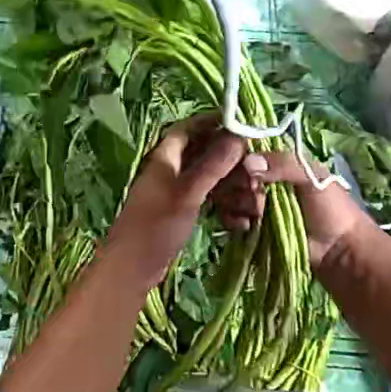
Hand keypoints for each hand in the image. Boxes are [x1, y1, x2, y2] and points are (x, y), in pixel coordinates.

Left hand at [104, 117, 246, 287]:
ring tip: (254, 206)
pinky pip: (211, 200)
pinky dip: (227, 208)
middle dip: (235, 165)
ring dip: (235, 190)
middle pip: (208, 154)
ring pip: (214, 180)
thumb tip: (239, 136)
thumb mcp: (188, 193)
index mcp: (166, 156)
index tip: (243, 127)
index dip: (215, 122)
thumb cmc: (156, 225)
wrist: (133, 269)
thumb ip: (213, 165)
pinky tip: (241, 223)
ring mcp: (179, 191)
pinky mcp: (184, 211)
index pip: (191, 127)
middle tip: (257, 178)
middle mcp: (173, 169)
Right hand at [212, 150, 375, 271]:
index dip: (239, 159)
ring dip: (236, 203)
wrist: (337, 250)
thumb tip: (248, 163)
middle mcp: (261, 178)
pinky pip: (228, 217)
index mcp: (277, 161)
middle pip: (231, 174)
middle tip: (255, 196)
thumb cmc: (330, 208)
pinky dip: (232, 220)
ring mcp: (254, 202)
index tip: (246, 171)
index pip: (245, 151)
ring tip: (256, 213)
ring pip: (227, 195)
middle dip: (238, 185)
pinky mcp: (249, 224)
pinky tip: (248, 225)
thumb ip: (284, 164)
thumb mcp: (312, 177)